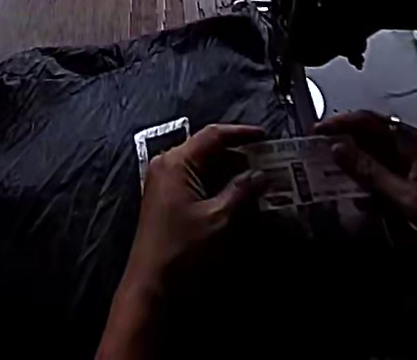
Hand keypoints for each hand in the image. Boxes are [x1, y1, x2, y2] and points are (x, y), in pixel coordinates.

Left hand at [126, 123, 266, 277]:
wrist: (150, 283)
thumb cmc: (182, 249)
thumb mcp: (217, 220)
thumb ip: (240, 192)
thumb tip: (261, 174)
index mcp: (176, 161)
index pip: (212, 135)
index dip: (240, 133)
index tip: (265, 136)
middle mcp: (167, 163)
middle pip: (207, 149)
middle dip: (237, 155)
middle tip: (266, 162)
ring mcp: (165, 180)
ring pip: (202, 165)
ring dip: (229, 172)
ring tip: (257, 180)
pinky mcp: (166, 197)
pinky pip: (195, 180)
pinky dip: (216, 184)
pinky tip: (237, 196)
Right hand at [316, 112, 416, 284]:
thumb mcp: (411, 201)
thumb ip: (372, 173)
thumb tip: (338, 148)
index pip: (374, 122)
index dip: (343, 124)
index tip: (317, 131)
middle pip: (376, 140)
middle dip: (348, 146)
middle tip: (320, 153)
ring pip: (381, 163)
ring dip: (359, 170)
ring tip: (334, 177)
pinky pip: (391, 184)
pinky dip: (373, 189)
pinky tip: (361, 201)